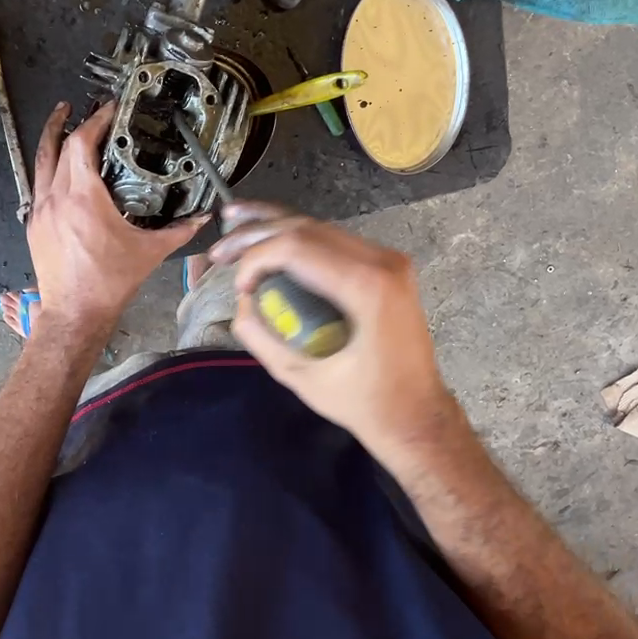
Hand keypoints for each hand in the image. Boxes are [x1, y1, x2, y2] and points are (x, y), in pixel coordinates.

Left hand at [26, 101, 205, 344]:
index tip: (108, 111)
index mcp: (83, 198)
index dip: (95, 121)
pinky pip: (38, 186)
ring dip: (51, 138)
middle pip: (58, 146)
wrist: (75, 312)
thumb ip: (179, 231)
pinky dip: (48, 169)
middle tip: (85, 109)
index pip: (82, 143)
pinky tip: (58, 168)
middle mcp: (57, 198)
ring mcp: (41, 211)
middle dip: (72, 123)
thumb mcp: (149, 253)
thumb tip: (201, 219)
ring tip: (60, 119)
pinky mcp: (34, 225)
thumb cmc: (108, 284)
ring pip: (41, 162)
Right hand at [209, 202, 461, 452]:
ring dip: (274, 230)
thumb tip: (241, 303)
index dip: (256, 258)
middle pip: (306, 227)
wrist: (417, 414)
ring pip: (320, 227)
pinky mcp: (387, 267)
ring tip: (233, 224)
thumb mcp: (301, 377)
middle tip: (219, 250)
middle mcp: (382, 261)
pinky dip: (298, 240)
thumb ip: (262, 337)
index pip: (296, 246)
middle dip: (256, 234)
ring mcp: (389, 260)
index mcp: (366, 286)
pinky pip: (334, 241)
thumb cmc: (364, 403)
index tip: (239, 288)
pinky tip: (270, 239)